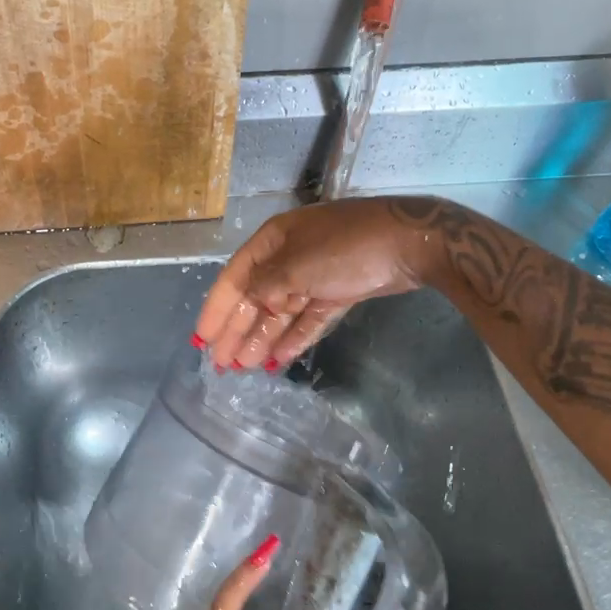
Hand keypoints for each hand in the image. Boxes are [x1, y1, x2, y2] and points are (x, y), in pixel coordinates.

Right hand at [195, 198, 436, 371]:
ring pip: (282, 311)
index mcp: (274, 240)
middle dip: (238, 330)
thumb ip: (266, 287)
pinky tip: (279, 359)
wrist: (408, 243)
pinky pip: (309, 318)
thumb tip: (252, 303)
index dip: (217, 307)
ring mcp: (316, 275)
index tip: (202, 339)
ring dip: (263, 338)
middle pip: (256, 297)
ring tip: (246, 368)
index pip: (236, 276)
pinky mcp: (339, 292)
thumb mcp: (297, 266)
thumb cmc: (345, 248)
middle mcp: (290, 256)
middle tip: (222, 364)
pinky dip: (295, 337)